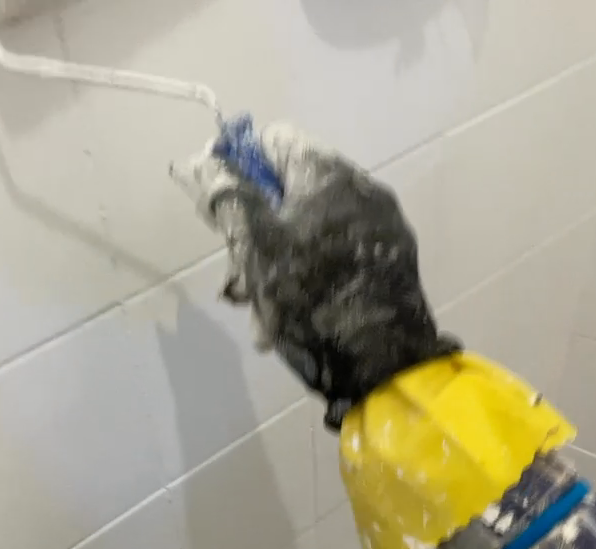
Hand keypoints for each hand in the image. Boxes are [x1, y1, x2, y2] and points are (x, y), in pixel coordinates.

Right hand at [174, 123, 457, 429]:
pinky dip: (307, 283)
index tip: (220, 209)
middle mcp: (359, 188)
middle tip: (234, 285)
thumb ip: (230, 200)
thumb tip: (206, 161)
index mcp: (327, 172)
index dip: (240, 169)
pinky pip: (334, 260)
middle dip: (254, 239)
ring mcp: (378, 227)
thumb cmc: (310, 297)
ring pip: (308, 236)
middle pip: (289, 196)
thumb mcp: (258, 248)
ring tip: (258, 317)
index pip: (274, 141)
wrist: (381, 360)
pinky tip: (287, 322)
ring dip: (274, 273)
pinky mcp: (388, 263)